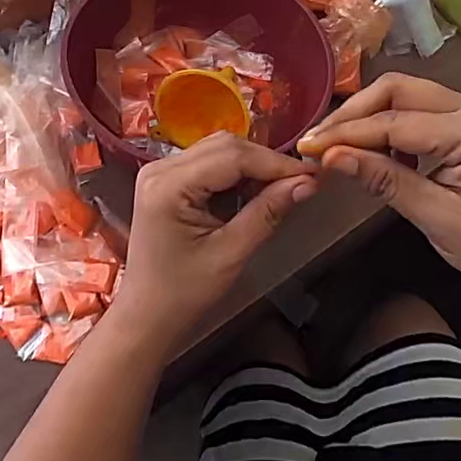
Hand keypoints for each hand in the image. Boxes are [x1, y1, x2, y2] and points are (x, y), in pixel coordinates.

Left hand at [108, 133, 317, 362]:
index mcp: (167, 185)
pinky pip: (208, 162)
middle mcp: (159, 168)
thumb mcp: (231, 253)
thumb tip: (307, 183)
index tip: (313, 174)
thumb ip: (267, 213)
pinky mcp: (166, 179)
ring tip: (282, 188)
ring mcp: (159, 171)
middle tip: (303, 182)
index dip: (276, 163)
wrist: (147, 313)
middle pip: (225, 146)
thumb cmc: (183, 292)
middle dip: (266, 162)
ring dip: (253, 165)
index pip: (232, 156)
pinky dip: (236, 173)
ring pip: (218, 150)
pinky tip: (255, 191)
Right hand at [296, 73, 460, 292]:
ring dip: (369, 116)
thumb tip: (332, 157)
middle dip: (353, 113)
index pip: (394, 120)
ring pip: (407, 95)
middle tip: (318, 142)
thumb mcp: (441, 220)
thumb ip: (386, 181)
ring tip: (336, 145)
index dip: (345, 133)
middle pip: (399, 89)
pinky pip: (420, 112)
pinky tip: (374, 152)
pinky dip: (389, 125)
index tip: (306, 148)